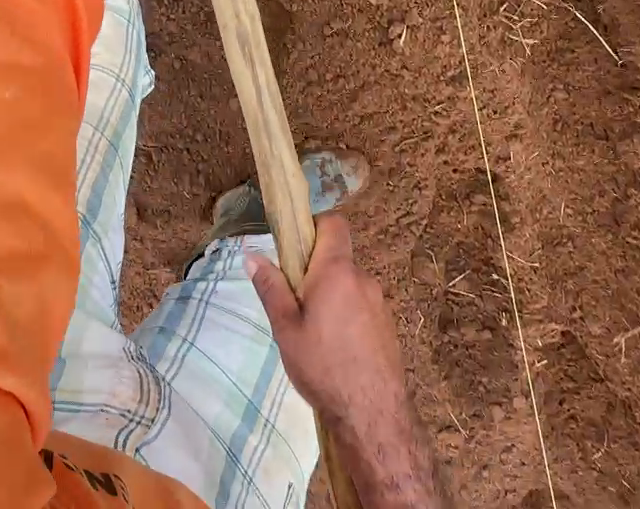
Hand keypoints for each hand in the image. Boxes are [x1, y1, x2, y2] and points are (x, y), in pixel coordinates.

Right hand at [246, 215, 408, 427]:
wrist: (373, 416)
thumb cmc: (323, 366)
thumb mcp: (285, 328)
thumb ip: (270, 287)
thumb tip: (251, 255)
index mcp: (337, 271)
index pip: (334, 223)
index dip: (314, 226)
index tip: (293, 248)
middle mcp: (363, 278)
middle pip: (337, 257)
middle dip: (315, 270)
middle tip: (294, 301)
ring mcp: (379, 302)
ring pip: (348, 283)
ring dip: (331, 294)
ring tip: (313, 331)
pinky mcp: (388, 325)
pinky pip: (361, 304)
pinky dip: (347, 313)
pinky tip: (335, 347)